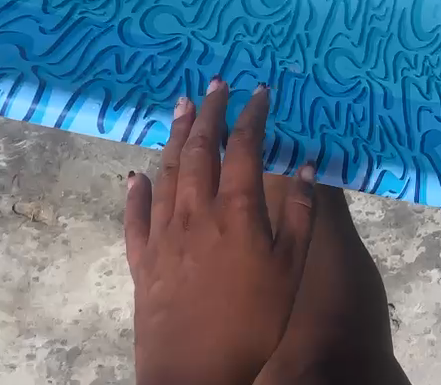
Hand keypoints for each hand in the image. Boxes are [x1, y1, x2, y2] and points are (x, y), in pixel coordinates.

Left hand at [126, 81, 316, 384]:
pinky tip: (135, 175)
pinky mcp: (142, 263)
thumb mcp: (292, 265)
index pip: (244, 148)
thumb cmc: (256, 318)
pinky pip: (135, 219)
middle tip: (216, 85)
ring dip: (176, 137)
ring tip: (182, 109)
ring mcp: (164, 237)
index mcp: (237, 211)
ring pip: (167, 174)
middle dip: (210, 114)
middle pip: (201, 151)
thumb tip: (304, 164)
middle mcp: (196, 214)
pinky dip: (135, 193)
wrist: (197, 375)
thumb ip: (299, 211)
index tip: (260, 91)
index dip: (253, 116)